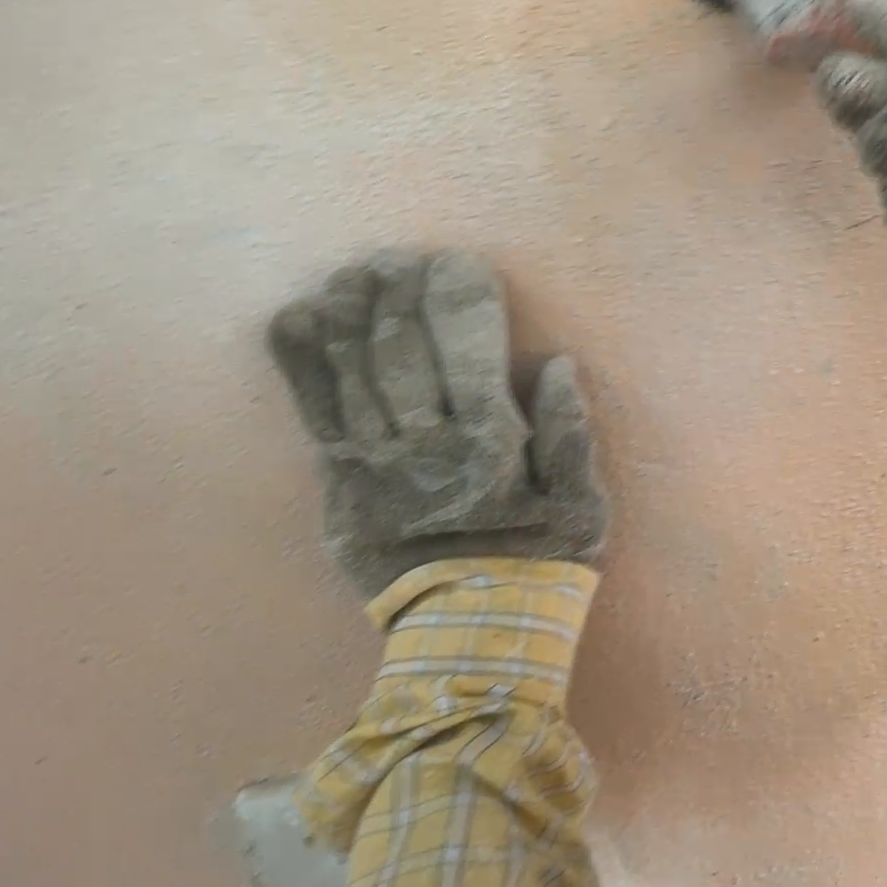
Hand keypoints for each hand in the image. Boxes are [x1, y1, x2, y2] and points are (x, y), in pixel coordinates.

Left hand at [268, 252, 606, 595]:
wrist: (473, 631)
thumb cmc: (541, 560)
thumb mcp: (584, 504)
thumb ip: (571, 434)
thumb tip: (557, 364)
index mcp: (489, 451)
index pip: (470, 356)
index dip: (462, 302)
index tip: (459, 262)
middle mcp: (424, 450)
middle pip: (402, 354)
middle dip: (400, 295)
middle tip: (402, 255)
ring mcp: (373, 466)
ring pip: (351, 373)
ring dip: (351, 311)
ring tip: (356, 269)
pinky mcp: (340, 484)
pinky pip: (313, 411)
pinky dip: (304, 361)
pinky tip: (303, 315)